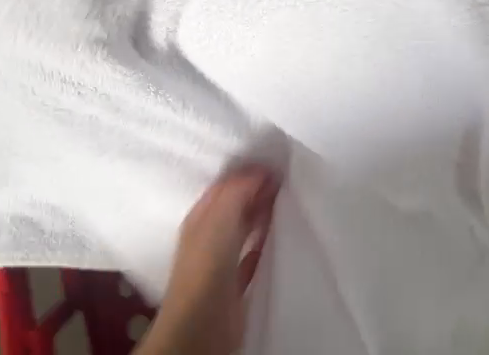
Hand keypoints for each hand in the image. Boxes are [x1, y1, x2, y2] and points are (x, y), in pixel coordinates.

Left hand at [137, 166, 279, 354]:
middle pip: (236, 205)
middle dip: (258, 191)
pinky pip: (252, 256)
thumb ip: (240, 189)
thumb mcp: (221, 215)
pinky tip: (278, 239)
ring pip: (244, 229)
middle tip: (287, 180)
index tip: (277, 163)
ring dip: (262, 216)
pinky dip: (264, 245)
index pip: (225, 184)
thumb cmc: (207, 264)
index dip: (248, 172)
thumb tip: (263, 170)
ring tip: (287, 203)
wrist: (202, 325)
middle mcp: (208, 235)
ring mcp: (221, 261)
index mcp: (201, 216)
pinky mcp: (234, 285)